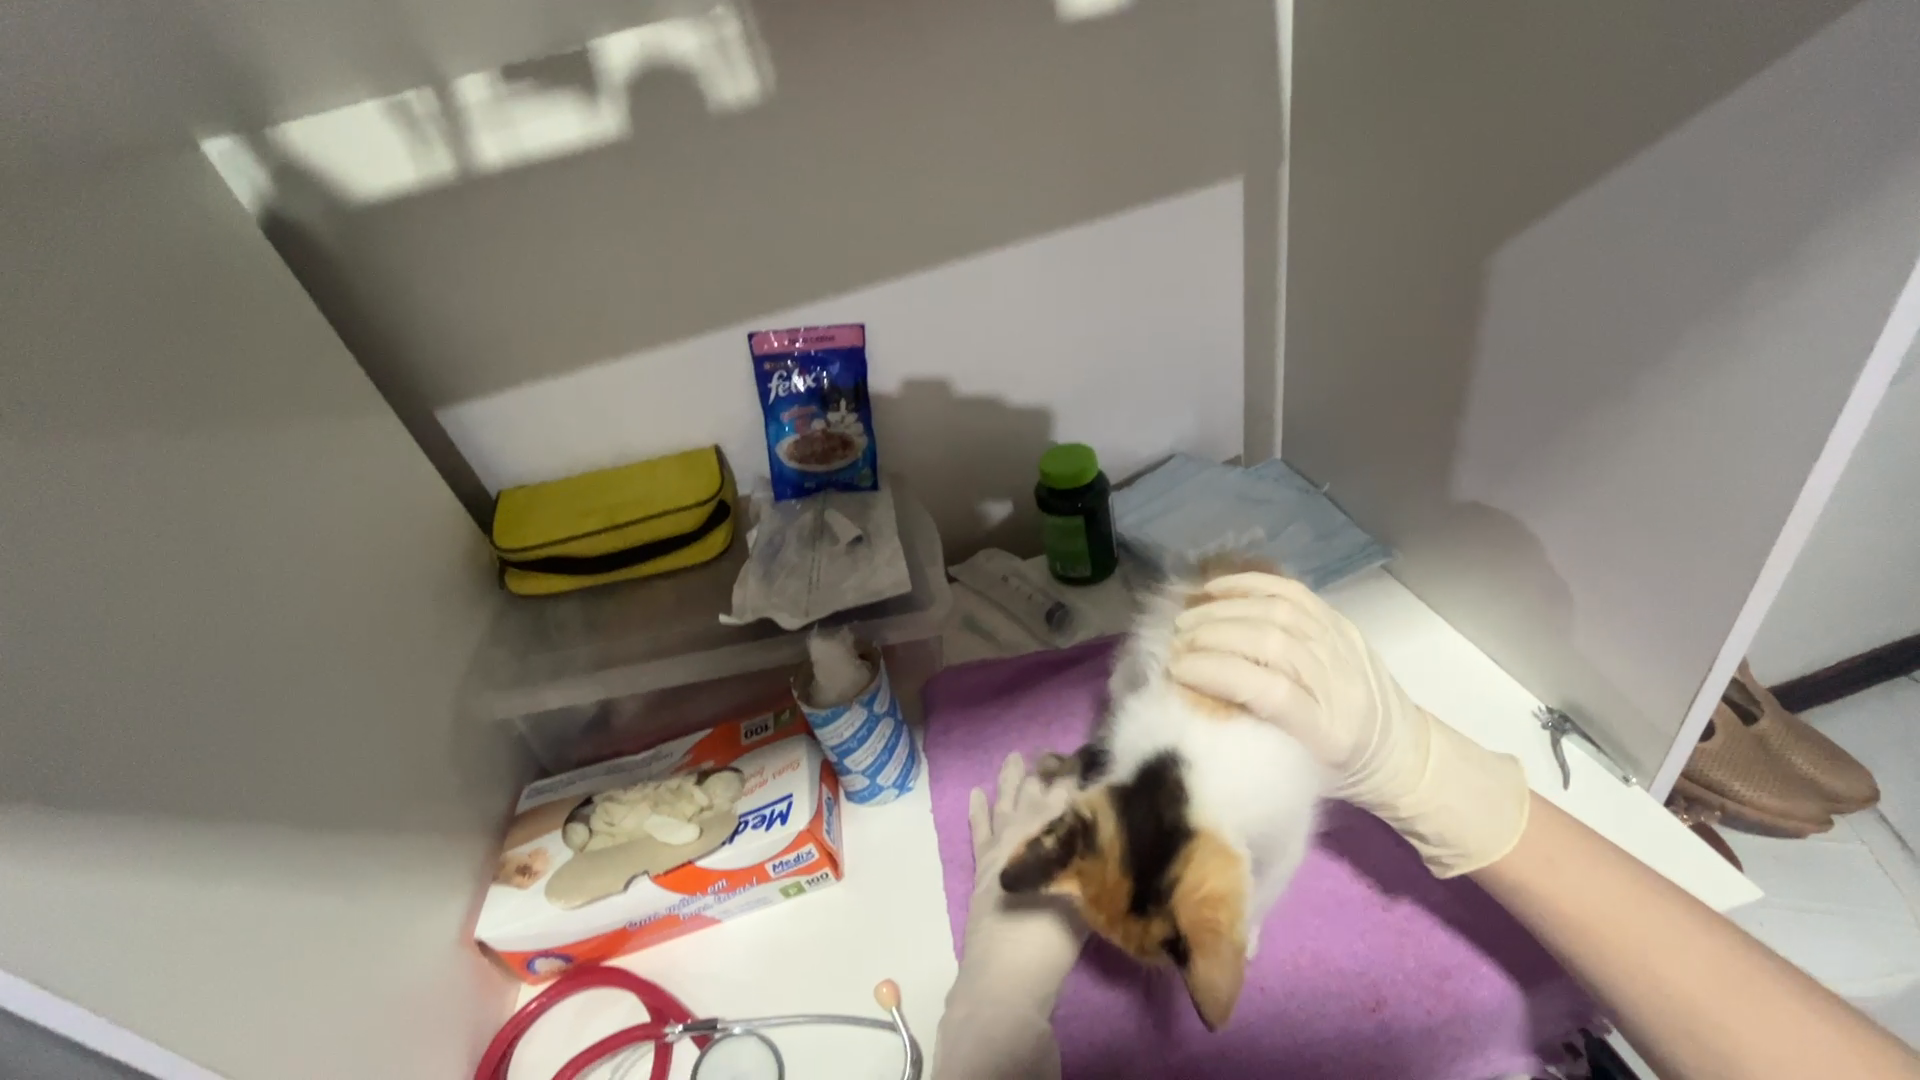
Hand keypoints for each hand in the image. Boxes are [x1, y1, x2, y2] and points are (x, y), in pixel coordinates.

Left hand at [931, 754, 1083, 1079]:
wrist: (1007, 971)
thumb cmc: (1053, 934)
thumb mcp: (1087, 889)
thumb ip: (1093, 855)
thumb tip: (1103, 831)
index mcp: (1055, 830)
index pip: (1069, 790)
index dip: (1078, 772)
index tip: (1087, 755)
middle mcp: (1026, 829)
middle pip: (1037, 791)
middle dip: (1046, 771)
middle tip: (1054, 753)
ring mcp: (1000, 846)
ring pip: (1006, 802)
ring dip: (1011, 779)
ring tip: (1014, 756)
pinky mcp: (983, 865)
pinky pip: (978, 830)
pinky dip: (977, 811)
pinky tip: (976, 793)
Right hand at [1168, 572, 1527, 877]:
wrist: (1403, 754)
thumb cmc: (1338, 772)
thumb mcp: (1294, 769)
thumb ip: (1249, 732)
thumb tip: (1188, 696)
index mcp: (1328, 732)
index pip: (1268, 691)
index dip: (1216, 673)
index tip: (1175, 670)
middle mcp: (1339, 683)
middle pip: (1270, 643)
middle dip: (1211, 637)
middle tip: (1173, 644)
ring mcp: (1343, 645)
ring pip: (1278, 611)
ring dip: (1222, 610)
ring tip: (1186, 620)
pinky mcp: (1341, 622)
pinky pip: (1292, 591)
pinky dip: (1248, 585)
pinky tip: (1214, 590)